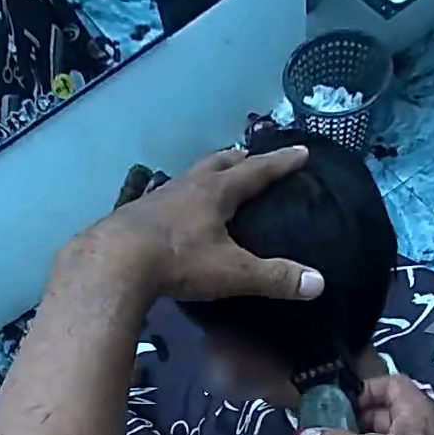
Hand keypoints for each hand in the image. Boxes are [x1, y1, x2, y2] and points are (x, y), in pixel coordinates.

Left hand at [69, 147, 324, 303]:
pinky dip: (180, 198)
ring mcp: (159, 197)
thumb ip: (275, 278)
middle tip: (252, 156)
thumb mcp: (233, 272)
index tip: (301, 151)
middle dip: (240, 159)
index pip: (257, 171)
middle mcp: (188, 186)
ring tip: (215, 179)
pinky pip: (167, 198)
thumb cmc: (180, 260)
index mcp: (216, 192)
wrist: (114, 262)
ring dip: (207, 174)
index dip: (281, 162)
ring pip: (190, 177)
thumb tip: (318, 284)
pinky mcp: (136, 215)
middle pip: (219, 163)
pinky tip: (176, 212)